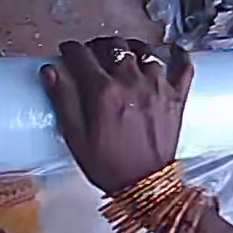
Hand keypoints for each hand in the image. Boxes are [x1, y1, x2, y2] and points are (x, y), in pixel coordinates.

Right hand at [41, 37, 194, 193]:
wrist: (146, 186)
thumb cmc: (107, 165)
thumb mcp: (75, 137)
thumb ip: (63, 100)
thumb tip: (50, 70)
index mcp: (103, 92)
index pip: (82, 55)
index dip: (71, 50)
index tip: (68, 52)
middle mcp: (131, 82)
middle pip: (114, 47)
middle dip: (99, 46)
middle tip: (93, 55)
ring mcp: (158, 86)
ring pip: (144, 51)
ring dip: (130, 49)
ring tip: (123, 56)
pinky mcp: (177, 96)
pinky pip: (183, 65)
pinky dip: (178, 54)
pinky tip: (171, 50)